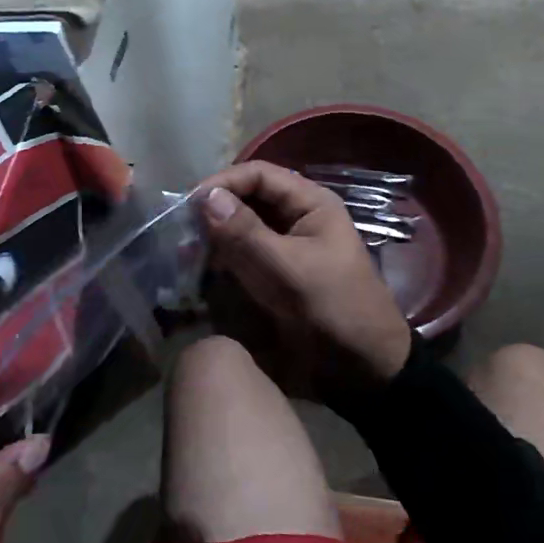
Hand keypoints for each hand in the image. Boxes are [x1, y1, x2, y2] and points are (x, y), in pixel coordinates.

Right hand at [198, 162, 413, 402]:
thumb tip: (205, 196)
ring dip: (214, 237)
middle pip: (248, 199)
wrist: (363, 366)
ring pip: (242, 228)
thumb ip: (245, 233)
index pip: (259, 175)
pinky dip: (221, 259)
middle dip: (215, 211)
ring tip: (185, 253)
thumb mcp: (287, 268)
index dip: (223, 182)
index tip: (189, 203)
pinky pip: (243, 255)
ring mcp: (285, 246)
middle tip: (181, 230)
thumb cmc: (332, 307)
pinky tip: (200, 270)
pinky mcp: (275, 274)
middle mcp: (296, 217)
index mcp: (310, 204)